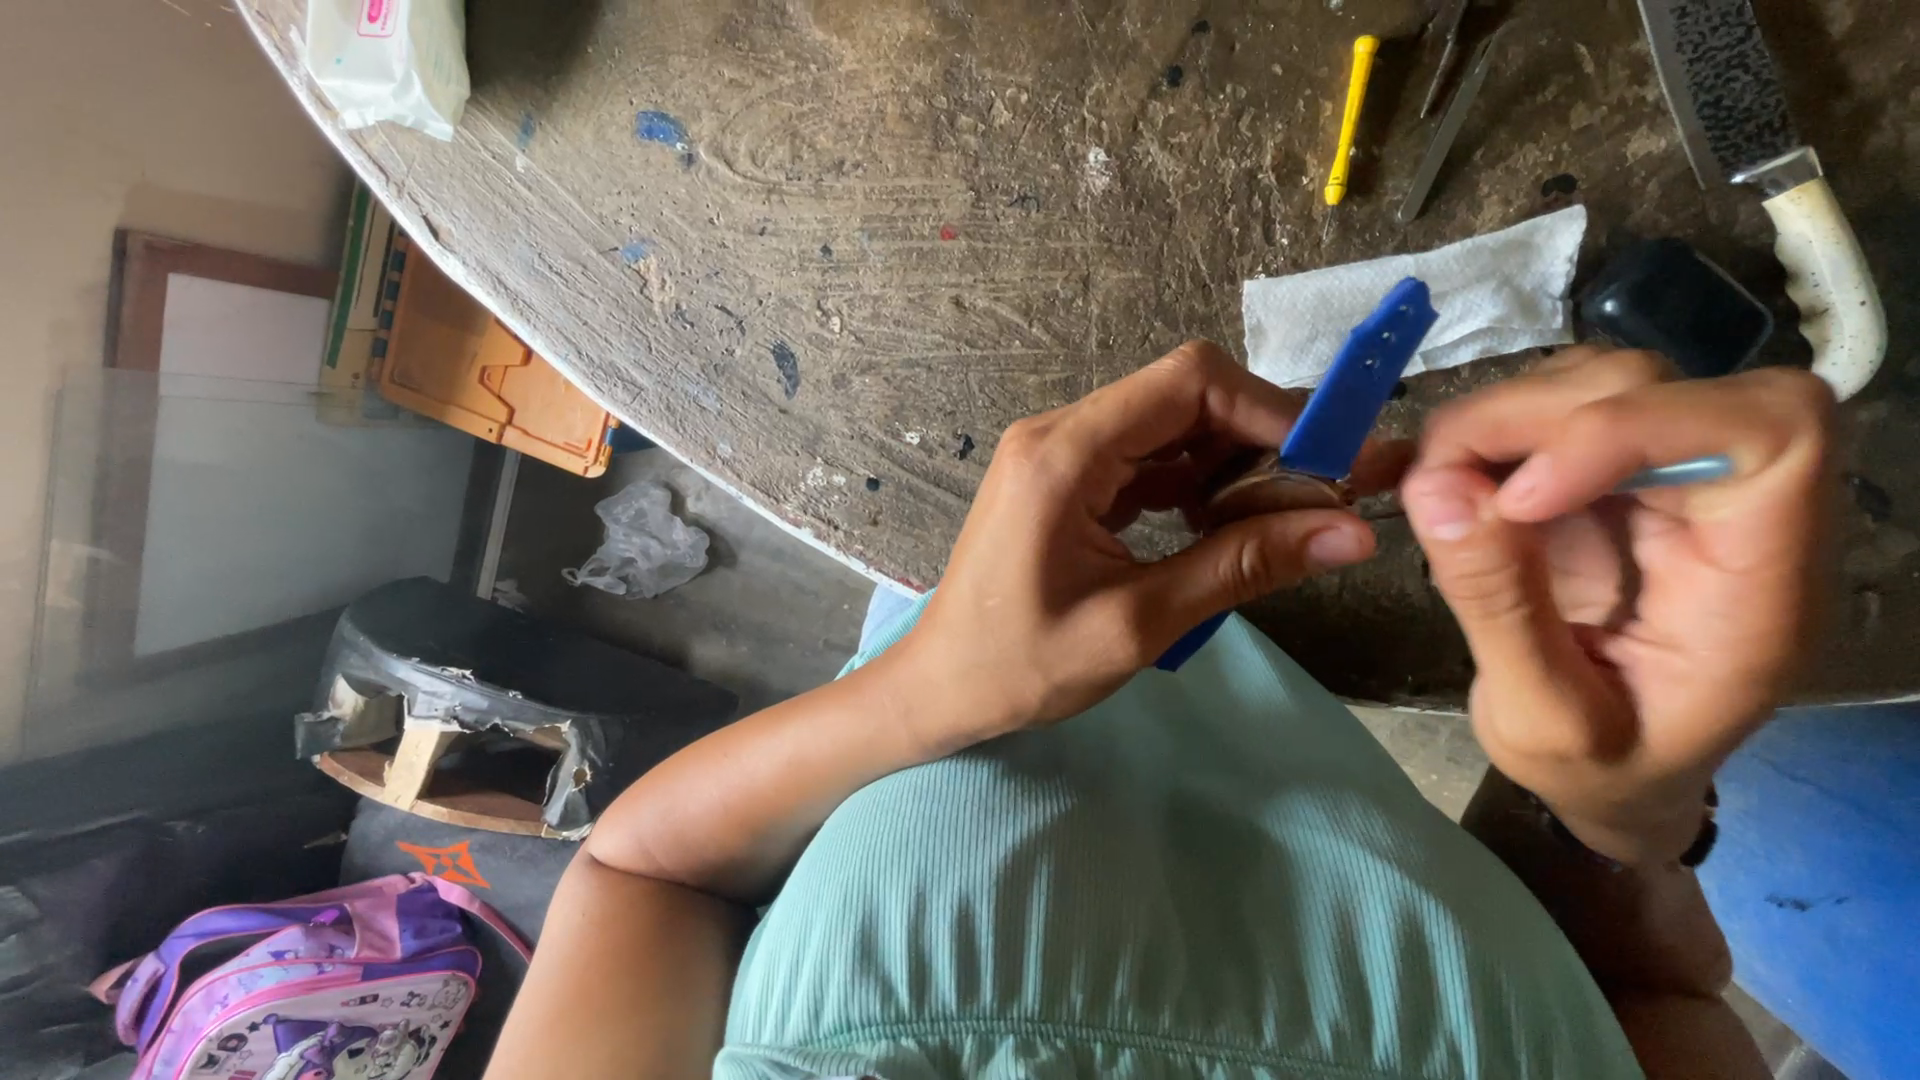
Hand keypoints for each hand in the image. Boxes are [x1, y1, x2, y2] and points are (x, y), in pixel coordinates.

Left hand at [899, 340, 1403, 742]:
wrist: (939, 687)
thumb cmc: (1020, 665)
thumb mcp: (1139, 622)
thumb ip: (1243, 567)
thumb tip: (1351, 531)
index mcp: (1064, 453)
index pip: (1188, 381)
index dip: (1271, 408)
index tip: (1331, 461)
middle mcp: (1058, 434)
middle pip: (1182, 397)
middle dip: (1260, 437)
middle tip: (1321, 495)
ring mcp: (1057, 456)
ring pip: (1167, 428)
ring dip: (1229, 464)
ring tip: (1280, 519)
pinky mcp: (1062, 483)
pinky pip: (1142, 461)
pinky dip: (1191, 485)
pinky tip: (1220, 527)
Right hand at [1401, 348, 1833, 864]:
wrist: (1608, 779)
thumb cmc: (1601, 769)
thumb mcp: (1544, 719)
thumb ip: (1499, 607)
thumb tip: (1437, 489)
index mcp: (1756, 581)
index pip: (1767, 431)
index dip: (1637, 429)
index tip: (1522, 499)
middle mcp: (1718, 511)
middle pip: (1664, 387)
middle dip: (1536, 416)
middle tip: (1440, 478)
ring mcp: (1654, 491)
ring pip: (1597, 384)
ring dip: (1500, 418)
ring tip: (1434, 482)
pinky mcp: (1594, 489)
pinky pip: (1545, 418)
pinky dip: (1480, 434)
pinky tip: (1439, 481)